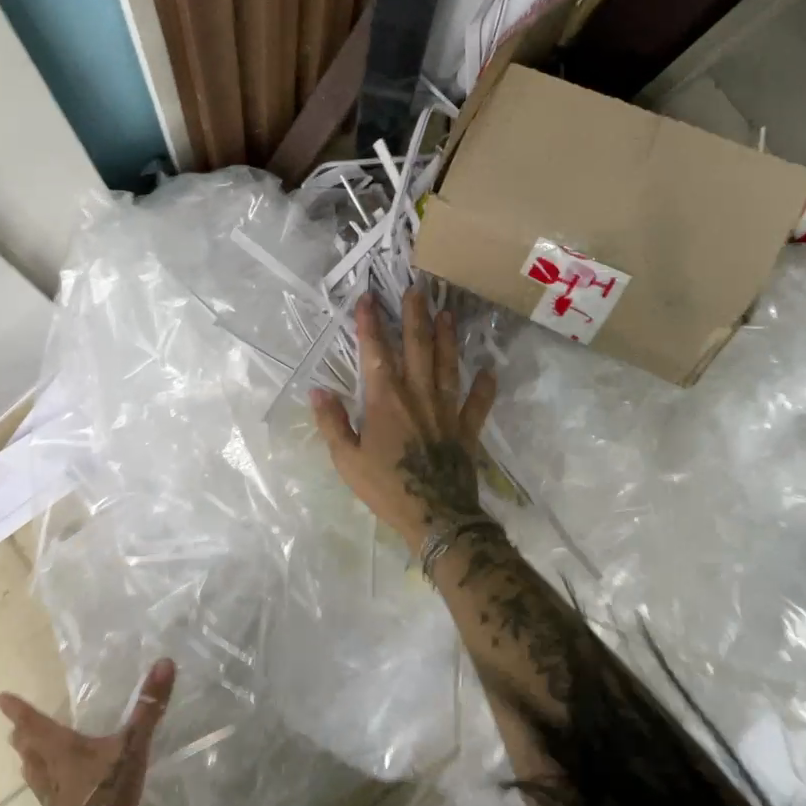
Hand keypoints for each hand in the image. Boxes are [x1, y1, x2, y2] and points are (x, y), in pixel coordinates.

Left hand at [0, 658, 175, 805]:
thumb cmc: (109, 787)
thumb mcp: (133, 743)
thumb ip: (149, 706)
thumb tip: (164, 663)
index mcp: (61, 748)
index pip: (34, 723)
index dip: (18, 710)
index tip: (0, 698)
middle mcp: (51, 769)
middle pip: (29, 750)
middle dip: (22, 737)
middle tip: (14, 728)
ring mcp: (54, 796)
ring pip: (34, 774)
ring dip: (29, 762)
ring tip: (27, 758)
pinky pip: (47, 795)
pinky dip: (46, 786)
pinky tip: (55, 791)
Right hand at [311, 289, 496, 547]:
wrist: (435, 516)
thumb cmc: (386, 488)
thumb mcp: (346, 460)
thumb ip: (332, 423)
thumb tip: (317, 390)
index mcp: (386, 401)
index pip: (375, 354)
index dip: (370, 324)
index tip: (367, 298)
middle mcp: (418, 395)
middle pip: (417, 347)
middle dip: (414, 316)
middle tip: (416, 289)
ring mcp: (446, 410)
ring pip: (447, 365)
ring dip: (447, 338)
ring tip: (448, 313)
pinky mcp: (467, 429)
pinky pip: (478, 403)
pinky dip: (484, 386)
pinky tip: (488, 370)